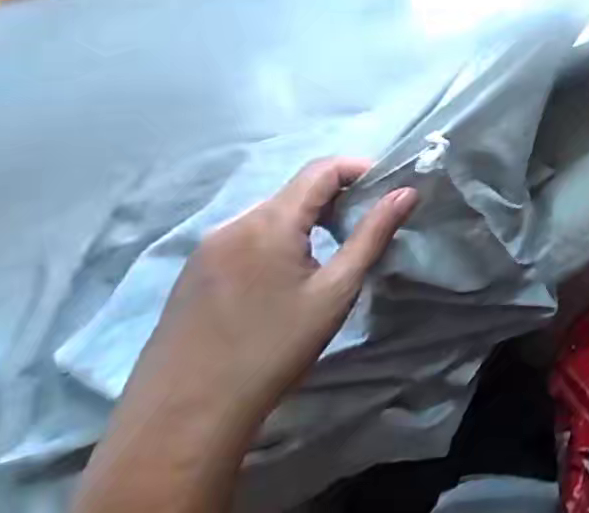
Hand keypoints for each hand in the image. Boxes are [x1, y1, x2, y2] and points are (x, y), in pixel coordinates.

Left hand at [74, 159, 416, 512]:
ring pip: (271, 213)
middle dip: (336, 198)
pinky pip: (245, 235)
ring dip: (306, 220)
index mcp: (270, 221)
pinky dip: (276, 239)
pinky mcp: (193, 271)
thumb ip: (373, 234)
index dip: (359, 169)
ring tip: (327, 255)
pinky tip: (282, 279)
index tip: (385, 192)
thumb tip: (406, 192)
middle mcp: (234, 222)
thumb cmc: (272, 350)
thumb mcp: (335, 292)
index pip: (322, 168)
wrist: (183, 419)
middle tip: (363, 227)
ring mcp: (207, 246)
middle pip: (296, 189)